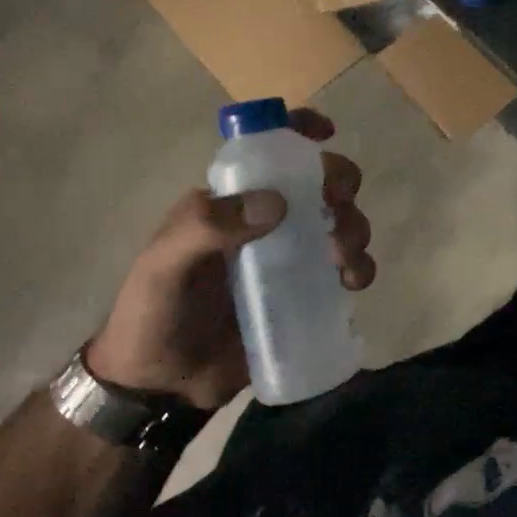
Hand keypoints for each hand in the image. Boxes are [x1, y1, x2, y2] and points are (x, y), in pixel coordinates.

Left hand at [86, 108, 373, 409]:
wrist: (161, 388)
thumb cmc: (154, 314)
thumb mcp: (163, 265)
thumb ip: (206, 227)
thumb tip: (276, 202)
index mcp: (232, 200)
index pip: (268, 148)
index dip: (300, 129)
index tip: (326, 134)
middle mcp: (268, 219)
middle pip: (321, 180)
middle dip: (340, 184)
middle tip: (336, 208)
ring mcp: (293, 255)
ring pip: (343, 220)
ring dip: (355, 226)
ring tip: (342, 257)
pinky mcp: (310, 291)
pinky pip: (349, 267)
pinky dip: (361, 266)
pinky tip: (354, 282)